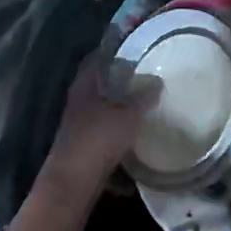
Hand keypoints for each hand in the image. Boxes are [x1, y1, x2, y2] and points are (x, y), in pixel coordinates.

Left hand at [45, 55, 161, 187]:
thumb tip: (158, 82)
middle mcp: (77, 100)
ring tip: (144, 96)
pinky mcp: (83, 143)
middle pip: (98, 81)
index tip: (133, 47)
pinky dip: (118, 120)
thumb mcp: (128, 116)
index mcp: (84, 86)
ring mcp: (78, 123)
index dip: (112, 50)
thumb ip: (144, 98)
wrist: (73, 184)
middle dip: (119, 76)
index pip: (96, 59)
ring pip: (101, 103)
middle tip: (144, 71)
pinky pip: (103, 123)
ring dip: (119, 100)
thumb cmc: (98, 140)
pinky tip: (135, 124)